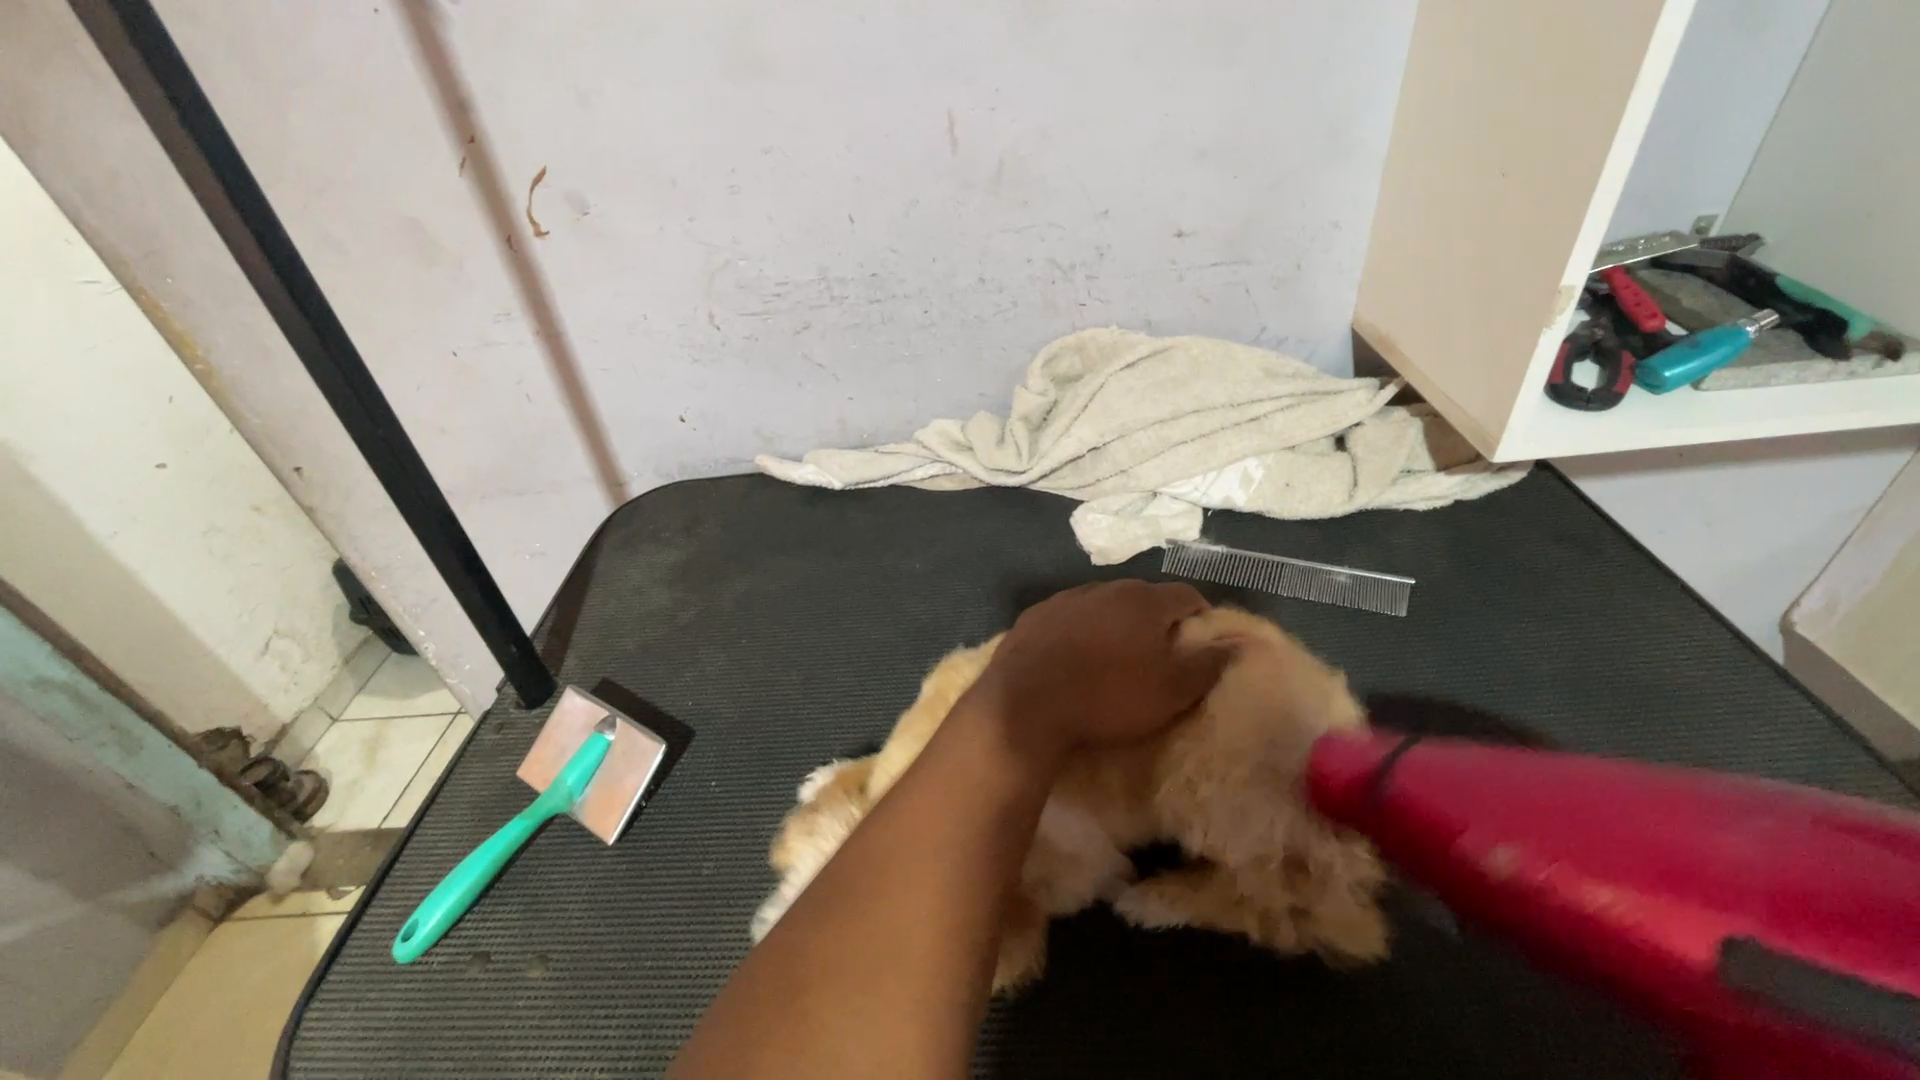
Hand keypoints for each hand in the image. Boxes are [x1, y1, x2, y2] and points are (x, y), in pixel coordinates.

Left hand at [967, 580, 1229, 760]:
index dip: (1199, 617)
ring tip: (1114, 656)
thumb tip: (1239, 643)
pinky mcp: (1033, 616)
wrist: (1025, 704)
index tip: (1200, 643)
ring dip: (1114, 623)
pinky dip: (1078, 631)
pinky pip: (1067, 618)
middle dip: (1156, 619)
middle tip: (1159, 653)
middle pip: (1142, 597)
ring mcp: (1064, 599)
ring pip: (1101, 605)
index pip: (1186, 595)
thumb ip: (1208, 664)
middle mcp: (1104, 588)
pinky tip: (1072, 658)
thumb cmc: (1107, 697)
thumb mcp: (1170, 692)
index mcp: (1143, 600)